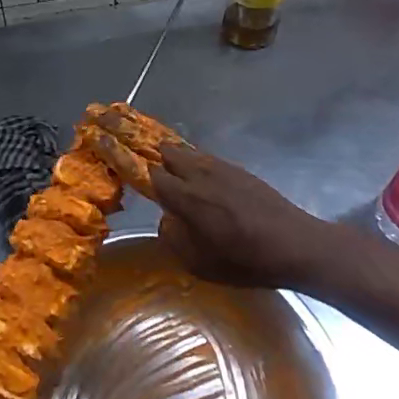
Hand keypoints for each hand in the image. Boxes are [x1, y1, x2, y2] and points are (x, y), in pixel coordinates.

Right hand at [134, 137, 350, 291]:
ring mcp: (220, 168)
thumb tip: (167, 219)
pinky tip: (192, 174)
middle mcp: (198, 175)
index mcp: (184, 197)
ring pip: (183, 151)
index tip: (98, 136)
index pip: (142, 169)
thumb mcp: (199, 262)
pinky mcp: (238, 170)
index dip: (118, 152)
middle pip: (161, 149)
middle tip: (125, 141)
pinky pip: (203, 158)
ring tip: (155, 155)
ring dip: (166, 152)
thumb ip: (173, 236)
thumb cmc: (246, 260)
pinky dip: (189, 161)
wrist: (301, 246)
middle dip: (141, 144)